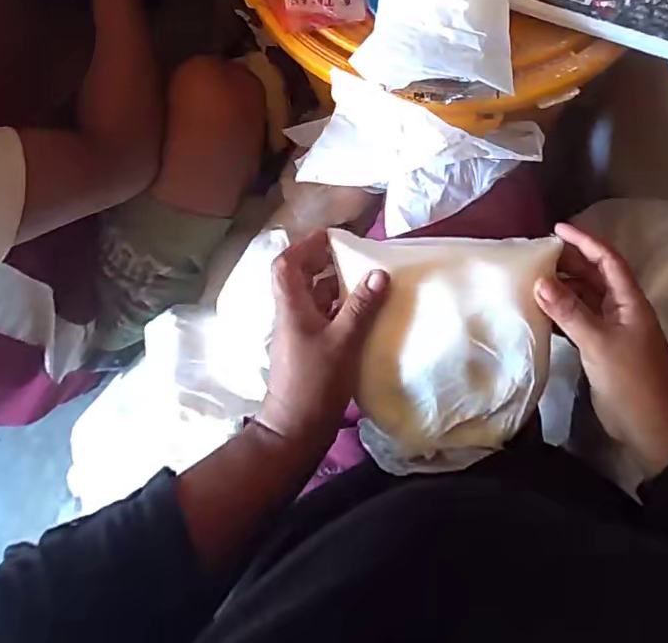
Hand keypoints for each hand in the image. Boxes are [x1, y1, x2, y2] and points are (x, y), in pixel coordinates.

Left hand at [255, 231, 388, 447]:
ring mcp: (299, 330)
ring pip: (314, 296)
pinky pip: (323, 315)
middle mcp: (291, 313)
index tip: (333, 236)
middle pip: (300, 276)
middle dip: (324, 261)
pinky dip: (339, 307)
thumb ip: (360, 307)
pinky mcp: (309, 346)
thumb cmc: (314, 383)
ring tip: (364, 277)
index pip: (288, 263)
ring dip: (334, 284)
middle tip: (354, 254)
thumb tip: (379, 272)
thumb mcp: (342, 342)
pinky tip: (363, 310)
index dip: (306, 245)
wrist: (295, 430)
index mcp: (291, 305)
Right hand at [535, 222, 667, 476]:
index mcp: (630, 302)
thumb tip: (540, 281)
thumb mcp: (598, 343)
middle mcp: (621, 309)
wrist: (652, 431)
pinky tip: (538, 308)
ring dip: (560, 285)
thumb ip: (569, 311)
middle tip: (534, 253)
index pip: (607, 261)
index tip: (556, 229)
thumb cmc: (632, 381)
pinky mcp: (600, 346)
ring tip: (530, 276)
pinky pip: (577, 317)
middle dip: (567, 261)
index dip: (584, 241)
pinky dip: (558, 309)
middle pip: (594, 275)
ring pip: (583, 296)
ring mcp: (611, 328)